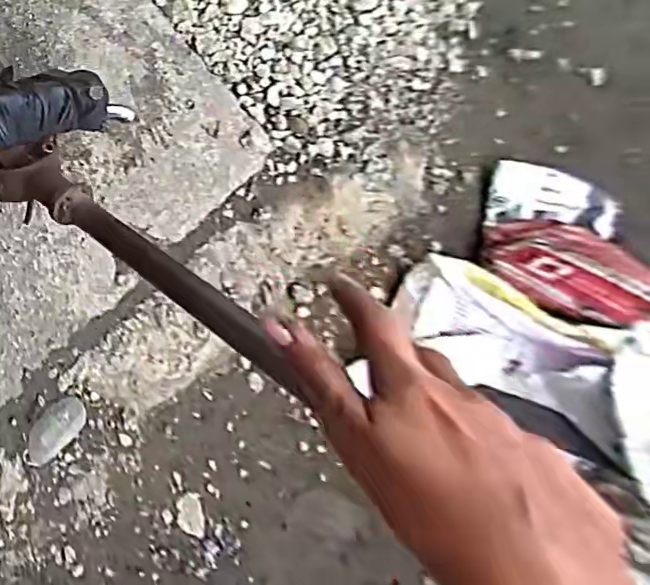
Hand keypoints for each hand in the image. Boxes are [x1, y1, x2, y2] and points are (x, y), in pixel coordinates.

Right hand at [268, 276, 628, 584]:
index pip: (377, 323)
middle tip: (378, 373)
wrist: (539, 582)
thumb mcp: (351, 435)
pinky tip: (483, 477)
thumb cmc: (433, 513)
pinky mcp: (561, 475)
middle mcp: (470, 402)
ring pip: (473, 405)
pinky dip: (492, 449)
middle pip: (427, 363)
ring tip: (429, 441)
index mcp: (413, 388)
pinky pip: (519, 446)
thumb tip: (279, 326)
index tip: (339, 285)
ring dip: (447, 408)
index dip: (353, 299)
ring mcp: (521, 437)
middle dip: (400, 360)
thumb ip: (315, 375)